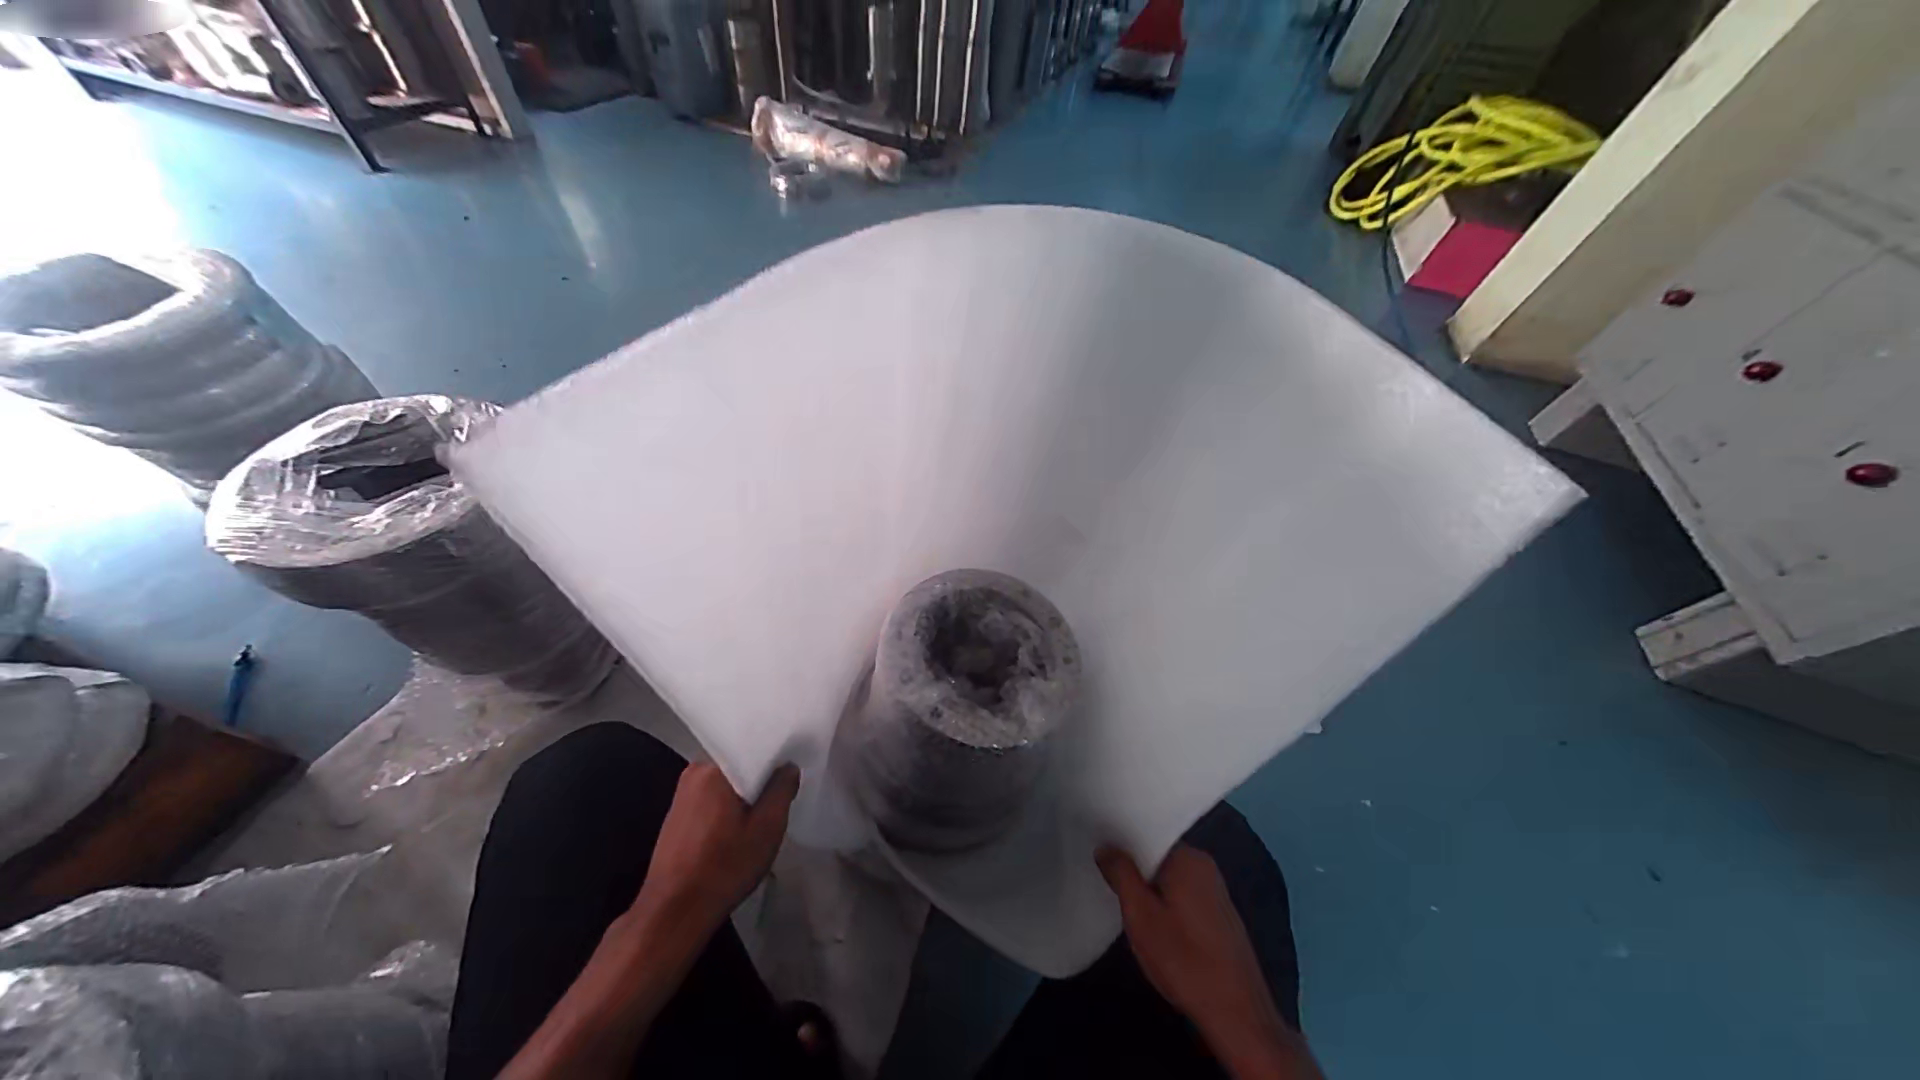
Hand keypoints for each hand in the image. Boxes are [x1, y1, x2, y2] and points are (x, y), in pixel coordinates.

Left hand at [636, 762, 799, 933]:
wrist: (674, 913)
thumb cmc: (724, 866)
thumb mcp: (767, 828)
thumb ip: (781, 790)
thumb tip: (788, 767)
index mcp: (713, 768)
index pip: (752, 746)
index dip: (776, 755)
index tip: (794, 765)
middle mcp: (694, 772)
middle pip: (738, 764)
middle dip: (761, 777)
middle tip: (785, 792)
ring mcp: (682, 794)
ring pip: (726, 783)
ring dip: (745, 795)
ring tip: (766, 811)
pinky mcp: (677, 816)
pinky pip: (712, 799)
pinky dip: (729, 807)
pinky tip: (741, 827)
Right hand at [1098, 844, 1319, 1078]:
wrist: (1238, 1015)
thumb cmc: (1184, 959)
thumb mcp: (1140, 915)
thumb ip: (1121, 874)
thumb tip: (1106, 847)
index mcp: (1188, 858)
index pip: (1146, 834)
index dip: (1120, 843)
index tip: (1097, 853)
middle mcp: (1206, 867)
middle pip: (1158, 856)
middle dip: (1133, 868)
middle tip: (1105, 880)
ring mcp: (1216, 892)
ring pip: (1170, 878)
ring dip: (1148, 889)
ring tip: (1123, 902)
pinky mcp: (1219, 915)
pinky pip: (1182, 895)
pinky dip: (1165, 903)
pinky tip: (1152, 924)